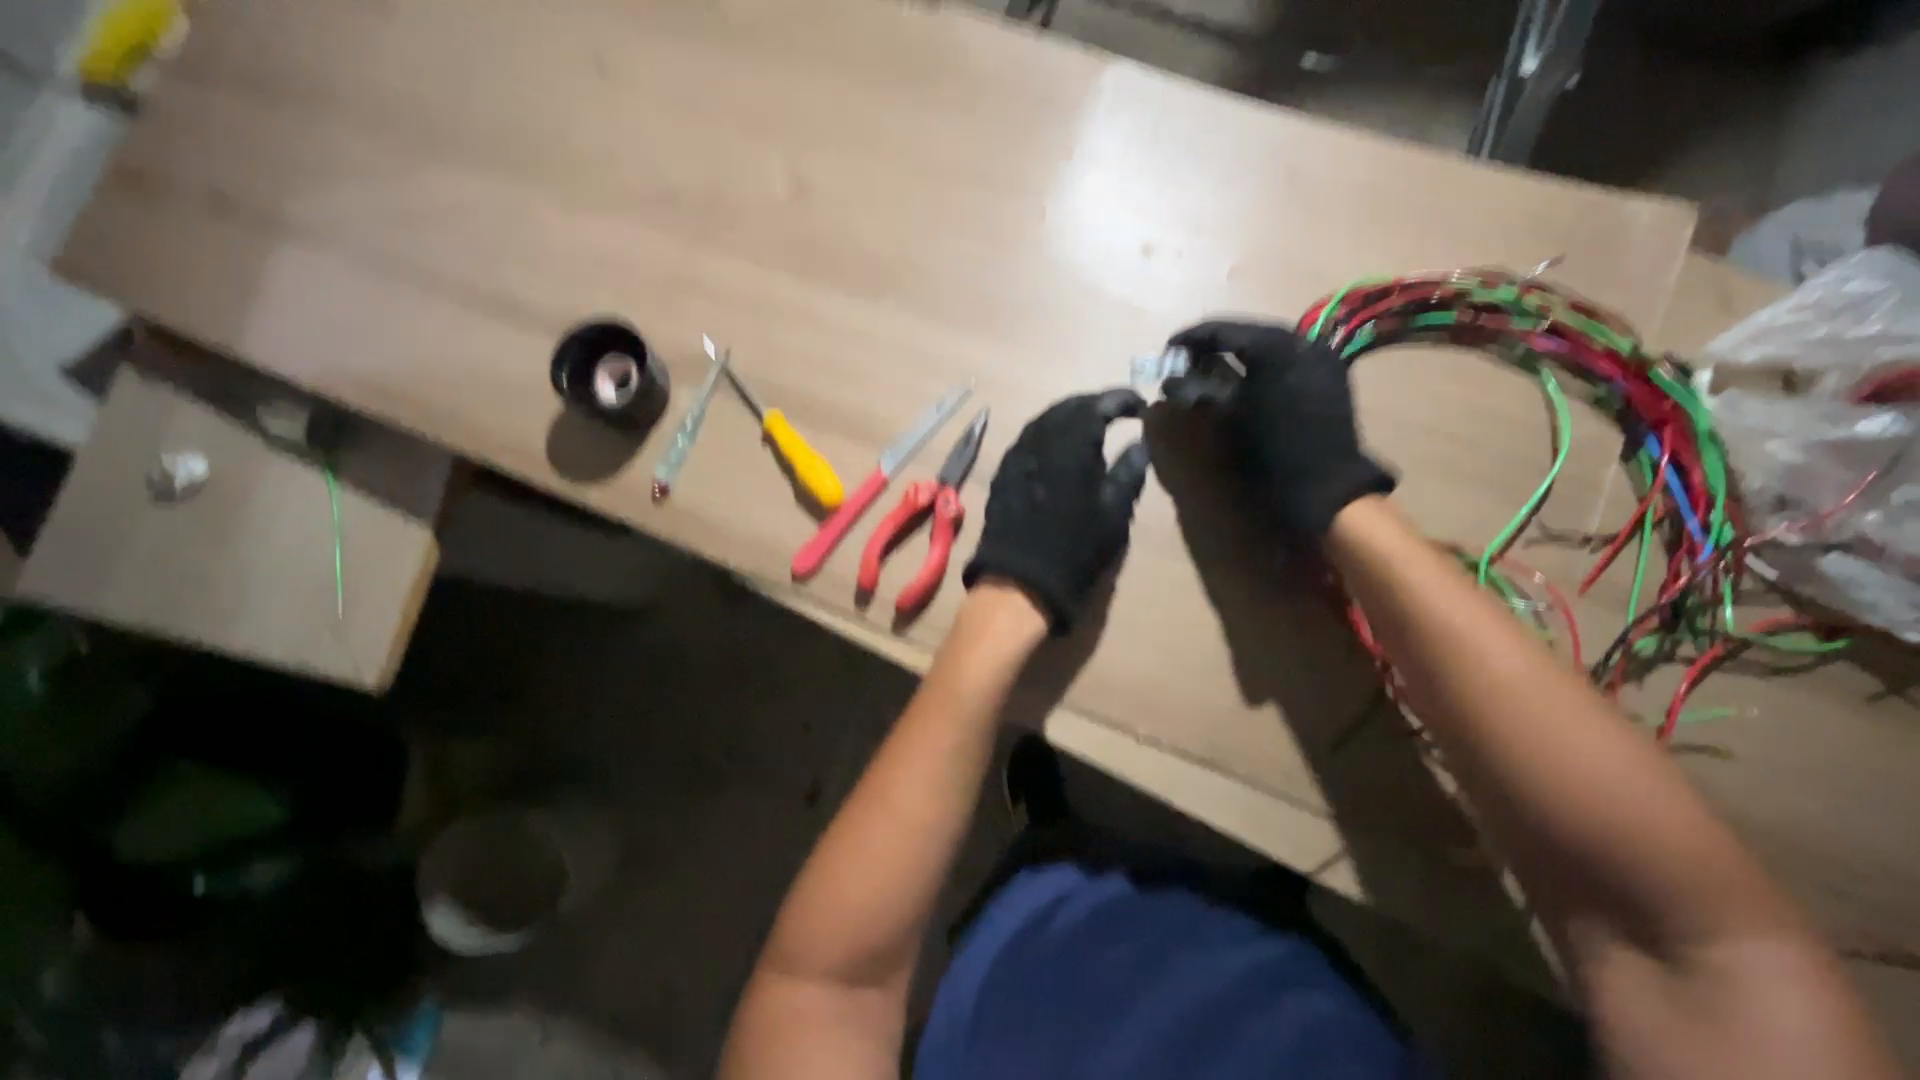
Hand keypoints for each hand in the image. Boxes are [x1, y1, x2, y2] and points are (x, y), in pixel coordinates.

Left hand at [962, 390, 1150, 634]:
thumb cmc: (1077, 546)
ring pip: (1045, 419)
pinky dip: (1049, 433)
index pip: (1099, 404)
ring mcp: (1017, 453)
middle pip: (1069, 406)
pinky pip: (1029, 438)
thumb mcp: (1115, 511)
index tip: (1140, 405)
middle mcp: (1041, 438)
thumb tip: (1140, 444)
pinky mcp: (1003, 471)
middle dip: (1095, 404)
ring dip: (1070, 416)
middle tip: (1117, 412)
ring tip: (1091, 427)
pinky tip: (1060, 448)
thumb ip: (1129, 471)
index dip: (1121, 399)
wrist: (1021, 578)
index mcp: (1072, 442)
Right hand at [1164, 319, 1394, 536]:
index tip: (1168, 349)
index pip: (1222, 329)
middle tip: (1188, 361)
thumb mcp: (1226, 418)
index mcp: (1273, 345)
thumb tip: (1173, 381)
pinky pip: (1288, 359)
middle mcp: (1299, 339)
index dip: (1190, 338)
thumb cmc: (1270, 451)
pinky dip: (1263, 366)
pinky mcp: (1329, 373)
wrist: (1327, 484)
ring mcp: (1319, 355)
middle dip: (1214, 346)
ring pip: (1268, 345)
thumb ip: (1197, 391)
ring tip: (1213, 371)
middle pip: (1246, 333)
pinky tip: (1246, 381)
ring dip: (1239, 356)